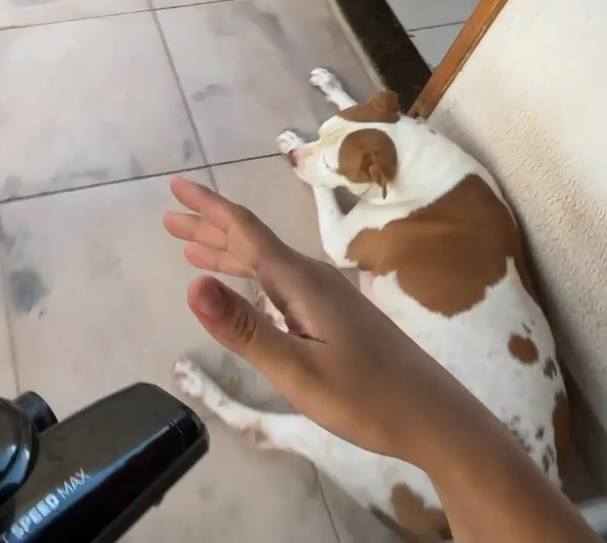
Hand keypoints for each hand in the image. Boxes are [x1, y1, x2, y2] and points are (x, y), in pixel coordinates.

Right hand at [164, 177, 603, 542]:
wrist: (437, 420)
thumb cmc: (367, 398)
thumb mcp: (298, 371)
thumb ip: (244, 329)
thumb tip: (191, 285)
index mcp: (300, 281)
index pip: (245, 231)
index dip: (208, 207)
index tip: (175, 187)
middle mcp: (310, 276)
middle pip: (251, 240)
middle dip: (208, 226)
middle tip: (168, 216)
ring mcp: (323, 293)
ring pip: (263, 260)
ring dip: (224, 250)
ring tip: (188, 246)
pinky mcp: (331, 312)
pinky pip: (276, 280)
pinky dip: (247, 274)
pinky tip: (239, 285)